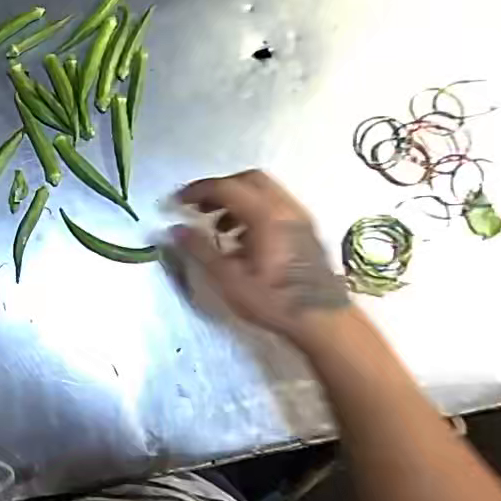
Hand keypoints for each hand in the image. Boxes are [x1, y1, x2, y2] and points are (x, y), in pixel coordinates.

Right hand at [171, 170, 350, 341]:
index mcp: (266, 215)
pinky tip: (241, 239)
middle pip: (248, 180)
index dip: (198, 190)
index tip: (177, 201)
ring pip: (263, 192)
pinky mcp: (305, 230)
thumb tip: (176, 229)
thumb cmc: (274, 301)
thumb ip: (201, 249)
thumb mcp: (229, 279)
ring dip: (236, 200)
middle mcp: (285, 208)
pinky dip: (253, 210)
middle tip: (198, 207)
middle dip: (219, 189)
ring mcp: (299, 217)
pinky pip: (275, 205)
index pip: (226, 187)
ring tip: (217, 227)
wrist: (324, 320)